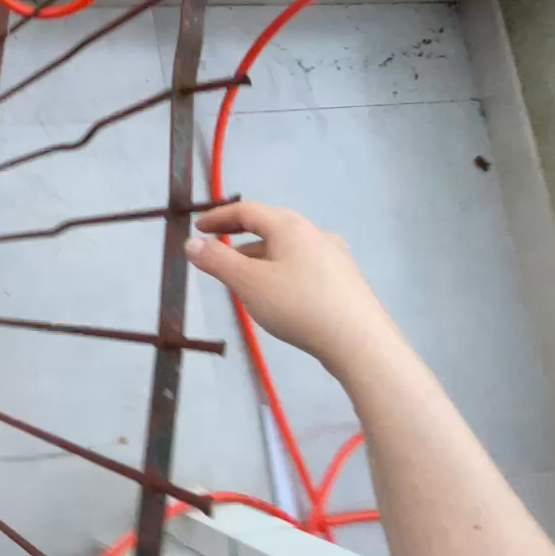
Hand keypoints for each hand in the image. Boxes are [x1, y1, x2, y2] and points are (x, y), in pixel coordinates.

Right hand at [184, 201, 400, 368]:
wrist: (362, 345)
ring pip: (287, 247)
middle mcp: (316, 234)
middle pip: (270, 226)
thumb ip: (216, 260)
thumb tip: (191, 243)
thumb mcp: (248, 282)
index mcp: (291, 227)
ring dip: (259, 254)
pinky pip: (303, 264)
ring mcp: (336, 257)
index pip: (248, 210)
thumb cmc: (299, 305)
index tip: (197, 227)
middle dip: (239, 235)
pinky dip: (280, 268)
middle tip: (216, 249)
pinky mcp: (346, 281)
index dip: (218, 216)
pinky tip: (277, 293)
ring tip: (241, 276)